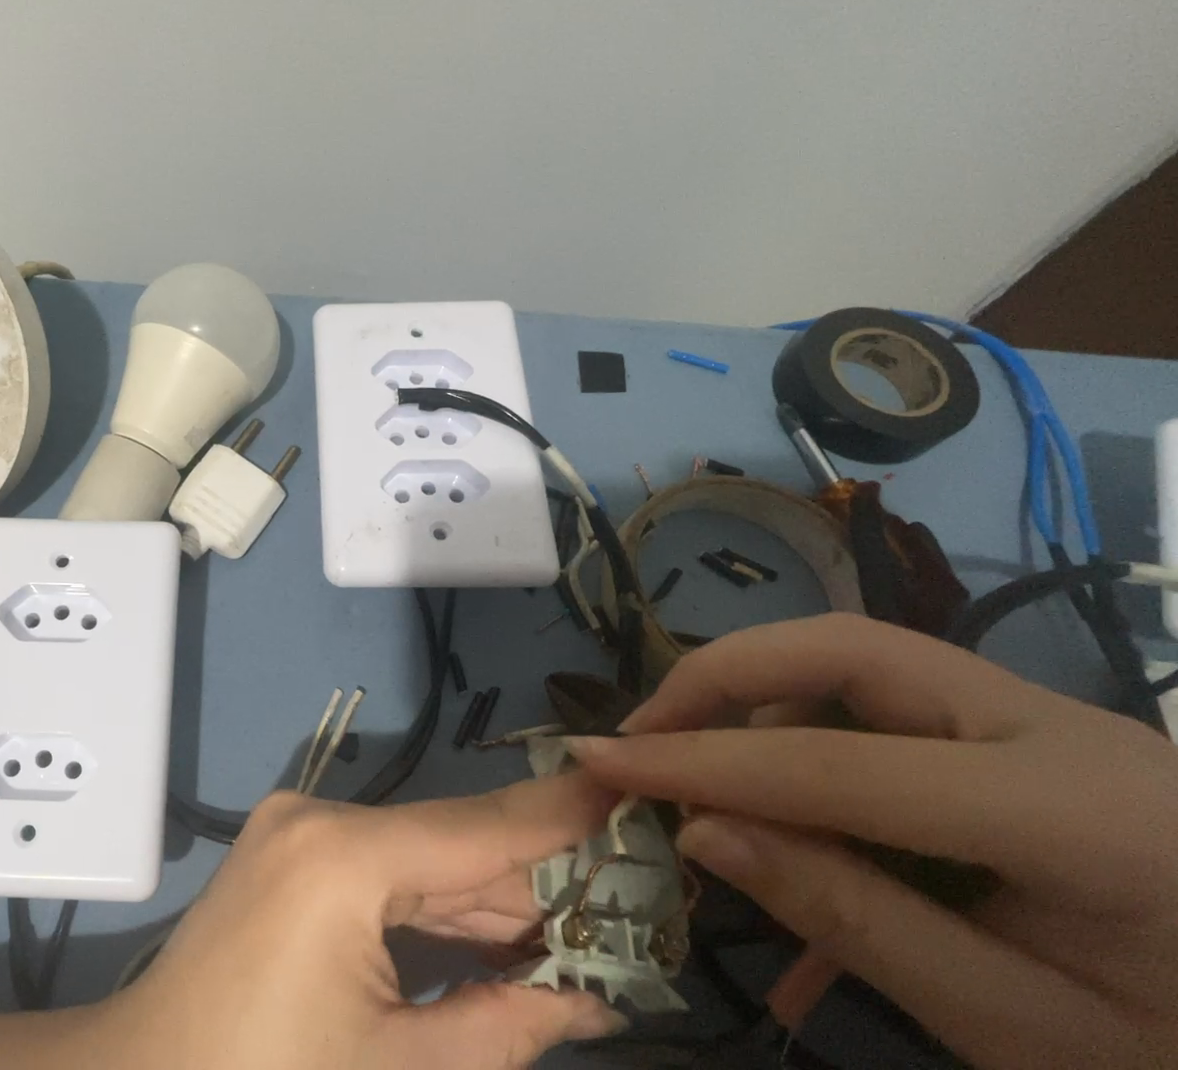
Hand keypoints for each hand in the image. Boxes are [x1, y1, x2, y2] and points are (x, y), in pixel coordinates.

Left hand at [102, 777, 630, 1069]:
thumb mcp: (400, 1069)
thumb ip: (507, 1025)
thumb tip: (599, 1000)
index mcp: (344, 855)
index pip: (484, 828)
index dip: (567, 813)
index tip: (637, 787)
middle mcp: (320, 819)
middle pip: (456, 843)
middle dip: (543, 880)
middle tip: (638, 903)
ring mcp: (298, 831)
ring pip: (423, 858)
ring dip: (496, 901)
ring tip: (591, 932)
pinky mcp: (289, 854)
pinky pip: (384, 872)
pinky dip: (441, 908)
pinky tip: (507, 940)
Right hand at [566, 614, 1177, 1067]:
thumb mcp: (1015, 1028)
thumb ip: (851, 921)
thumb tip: (699, 833)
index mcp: (1078, 812)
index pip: (836, 764)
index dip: (701, 762)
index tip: (597, 761)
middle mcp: (1056, 727)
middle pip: (845, 647)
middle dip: (722, 679)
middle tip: (646, 733)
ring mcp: (1040, 718)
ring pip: (854, 662)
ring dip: (756, 704)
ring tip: (704, 779)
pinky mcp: (1018, 731)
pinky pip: (877, 704)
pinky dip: (799, 736)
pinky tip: (781, 809)